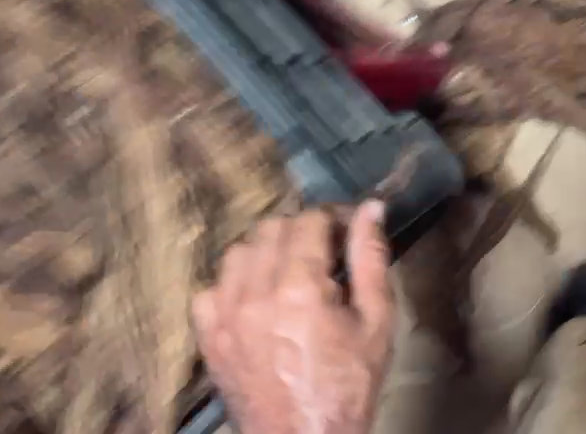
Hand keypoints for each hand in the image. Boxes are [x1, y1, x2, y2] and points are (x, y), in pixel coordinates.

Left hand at [192, 203, 395, 433]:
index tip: (352, 229)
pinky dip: (234, 283)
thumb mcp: (377, 315)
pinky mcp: (208, 340)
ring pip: (238, 252)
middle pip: (272, 228)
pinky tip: (259, 296)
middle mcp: (255, 296)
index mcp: (301, 288)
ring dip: (268, 249)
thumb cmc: (351, 378)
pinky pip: (210, 289)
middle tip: (329, 248)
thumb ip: (371, 256)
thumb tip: (372, 207)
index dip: (336, 216)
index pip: (310, 220)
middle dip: (304, 228)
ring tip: (293, 268)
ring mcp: (224, 319)